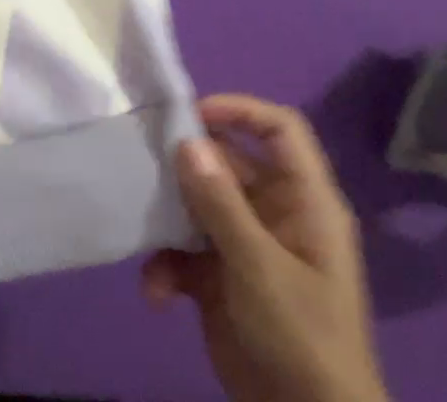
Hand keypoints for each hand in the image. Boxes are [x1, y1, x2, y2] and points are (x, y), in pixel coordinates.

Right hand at [144, 96, 389, 401]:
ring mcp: (244, 245)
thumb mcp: (260, 268)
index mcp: (304, 203)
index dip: (238, 110)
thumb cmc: (302, 337)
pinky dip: (165, 268)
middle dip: (183, 170)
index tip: (188, 115)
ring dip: (166, 221)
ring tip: (143, 234)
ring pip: (195, 205)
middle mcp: (274, 214)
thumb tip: (187, 140)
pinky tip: (158, 293)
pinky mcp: (218, 276)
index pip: (280, 130)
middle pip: (224, 164)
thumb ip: (221, 204)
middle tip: (142, 171)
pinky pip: (182, 251)